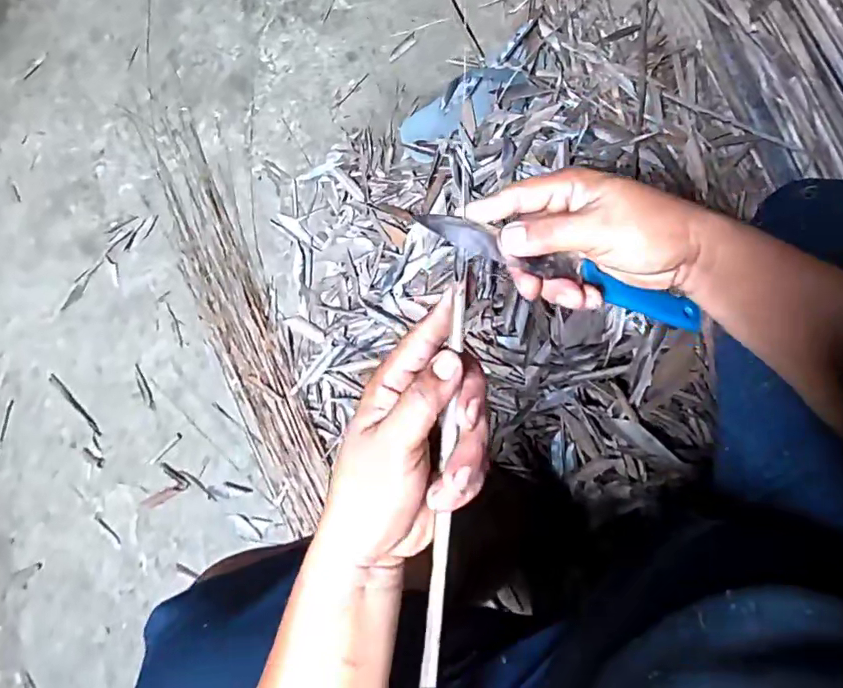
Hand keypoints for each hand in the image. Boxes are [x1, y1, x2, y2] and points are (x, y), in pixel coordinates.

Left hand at [312, 288, 488, 572]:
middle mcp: (418, 400)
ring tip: (444, 481)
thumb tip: (449, 359)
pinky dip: (466, 478)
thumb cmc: (364, 496)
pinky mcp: (453, 454)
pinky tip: (443, 493)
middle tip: (460, 427)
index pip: (424, 341)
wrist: (373, 550)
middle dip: (469, 407)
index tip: (462, 293)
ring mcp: (437, 428)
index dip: (444, 316)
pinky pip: (478, 453)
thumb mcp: (391, 443)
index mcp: (393, 388)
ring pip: (476, 419)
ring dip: (466, 457)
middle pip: (465, 376)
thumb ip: (423, 399)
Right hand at [464, 168, 718, 308]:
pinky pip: (563, 277)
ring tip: (577, 294)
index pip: (518, 195)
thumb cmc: (651, 229)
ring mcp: (577, 236)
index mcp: (568, 189)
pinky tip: (592, 294)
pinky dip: (572, 291)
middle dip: (526, 265)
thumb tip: (507, 236)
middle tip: (532, 286)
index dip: (490, 209)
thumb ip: (548, 234)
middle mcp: (567, 210)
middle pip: (524, 236)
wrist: (691, 258)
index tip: (464, 222)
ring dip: (552, 284)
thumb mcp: (596, 230)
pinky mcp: (588, 259)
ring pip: (542, 262)